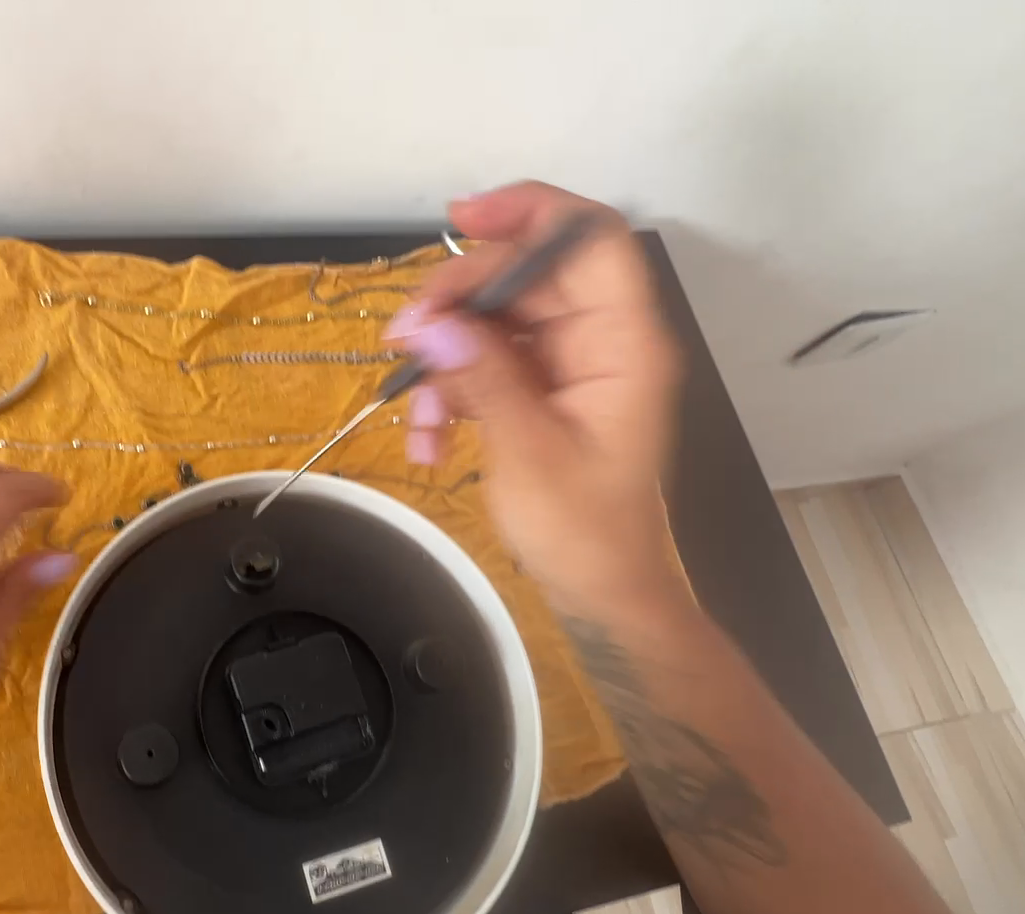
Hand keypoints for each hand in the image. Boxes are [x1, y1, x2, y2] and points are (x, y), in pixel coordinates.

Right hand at [386, 181, 689, 619]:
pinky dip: (448, 400)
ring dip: (442, 368)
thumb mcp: (529, 452)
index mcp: (621, 343)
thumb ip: (484, 379)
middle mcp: (593, 342)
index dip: (529, 211)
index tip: (459, 219)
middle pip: (521, 280)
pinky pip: (481, 371)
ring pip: (490, 329)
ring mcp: (560, 369)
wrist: (598, 590)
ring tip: (417, 423)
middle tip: (403, 338)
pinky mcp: (532, 396)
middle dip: (456, 305)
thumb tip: (433, 325)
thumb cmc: (584, 531)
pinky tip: (428, 445)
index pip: (586, 240)